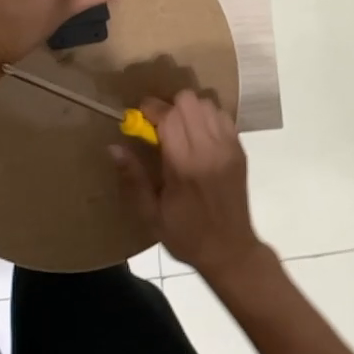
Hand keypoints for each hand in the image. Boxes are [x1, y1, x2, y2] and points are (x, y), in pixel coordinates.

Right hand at [111, 91, 268, 279]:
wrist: (231, 252)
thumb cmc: (186, 235)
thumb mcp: (151, 214)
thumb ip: (133, 177)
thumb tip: (114, 147)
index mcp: (184, 165)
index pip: (169, 116)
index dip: (152, 109)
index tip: (140, 116)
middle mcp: (209, 150)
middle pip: (189, 101)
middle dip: (170, 105)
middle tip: (159, 123)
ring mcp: (228, 148)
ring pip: (207, 103)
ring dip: (190, 109)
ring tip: (179, 128)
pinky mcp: (240, 150)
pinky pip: (223, 116)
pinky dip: (208, 117)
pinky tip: (199, 135)